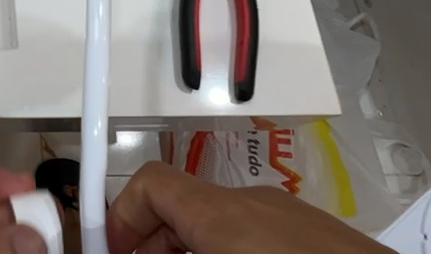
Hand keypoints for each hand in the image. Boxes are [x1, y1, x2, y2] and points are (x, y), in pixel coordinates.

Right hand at [107, 162, 390, 253]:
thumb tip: (134, 251)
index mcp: (223, 215)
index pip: (149, 182)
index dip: (118, 216)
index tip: (106, 249)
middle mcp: (254, 204)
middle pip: (180, 203)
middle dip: (151, 241)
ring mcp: (293, 219)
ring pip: (218, 223)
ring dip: (190, 250)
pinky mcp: (323, 238)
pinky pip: (256, 235)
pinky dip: (229, 251)